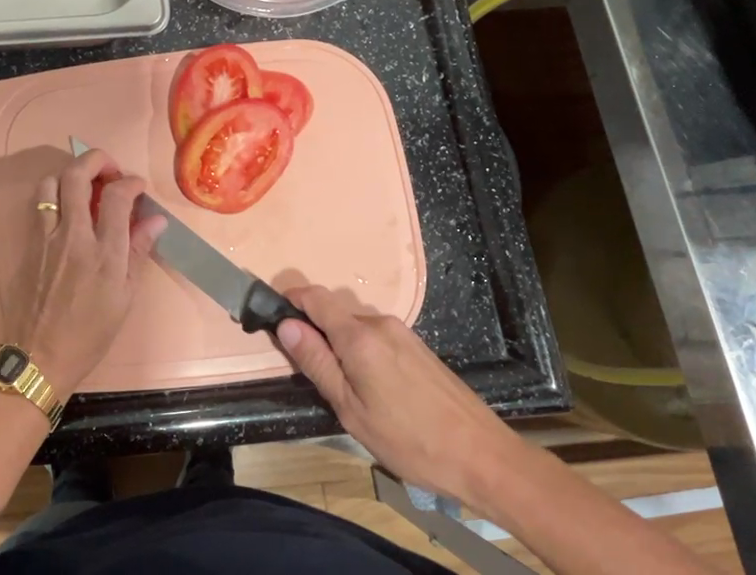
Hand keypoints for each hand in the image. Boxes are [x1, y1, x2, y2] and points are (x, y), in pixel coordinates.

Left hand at [3, 148, 166, 393]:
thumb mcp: (125, 298)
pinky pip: (40, 205)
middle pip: (77, 176)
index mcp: (104, 254)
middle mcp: (72, 237)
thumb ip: (137, 252)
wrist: (39, 357)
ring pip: (51, 183)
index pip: (116, 197)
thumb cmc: (90, 335)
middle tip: (111, 170)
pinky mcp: (30, 244)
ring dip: (70, 174)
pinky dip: (56, 195)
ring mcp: (46, 238)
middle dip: (96, 160)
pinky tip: (68, 209)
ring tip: (87, 186)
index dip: (130, 182)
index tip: (138, 186)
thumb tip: (155, 220)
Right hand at [277, 284, 526, 503]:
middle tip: (307, 370)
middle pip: (335, 313)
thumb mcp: (350, 409)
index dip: (290, 301)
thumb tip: (285, 325)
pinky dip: (362, 353)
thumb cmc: (409, 440)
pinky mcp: (419, 349)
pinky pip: (377, 339)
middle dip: (314, 331)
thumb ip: (317, 363)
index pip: (315, 298)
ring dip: (340, 345)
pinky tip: (372, 389)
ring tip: (341, 388)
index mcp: (359, 336)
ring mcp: (404, 335)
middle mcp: (381, 324)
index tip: (272, 318)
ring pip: (356, 328)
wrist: (483, 457)